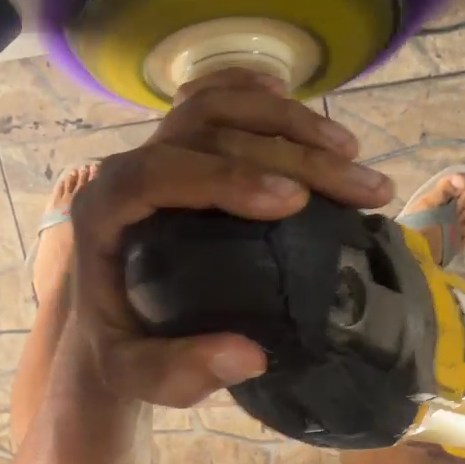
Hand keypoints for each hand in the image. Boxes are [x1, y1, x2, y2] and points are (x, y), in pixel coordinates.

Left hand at [61, 69, 393, 408]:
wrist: (109, 317)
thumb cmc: (122, 342)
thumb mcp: (136, 374)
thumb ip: (177, 372)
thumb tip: (248, 354)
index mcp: (104, 212)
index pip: (158, 173)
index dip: (226, 177)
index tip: (294, 200)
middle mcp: (124, 169)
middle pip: (203, 130)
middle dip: (287, 150)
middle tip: (359, 185)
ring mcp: (151, 149)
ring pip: (212, 105)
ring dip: (284, 119)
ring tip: (351, 150)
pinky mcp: (174, 145)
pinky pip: (207, 98)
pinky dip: (247, 89)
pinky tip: (290, 96)